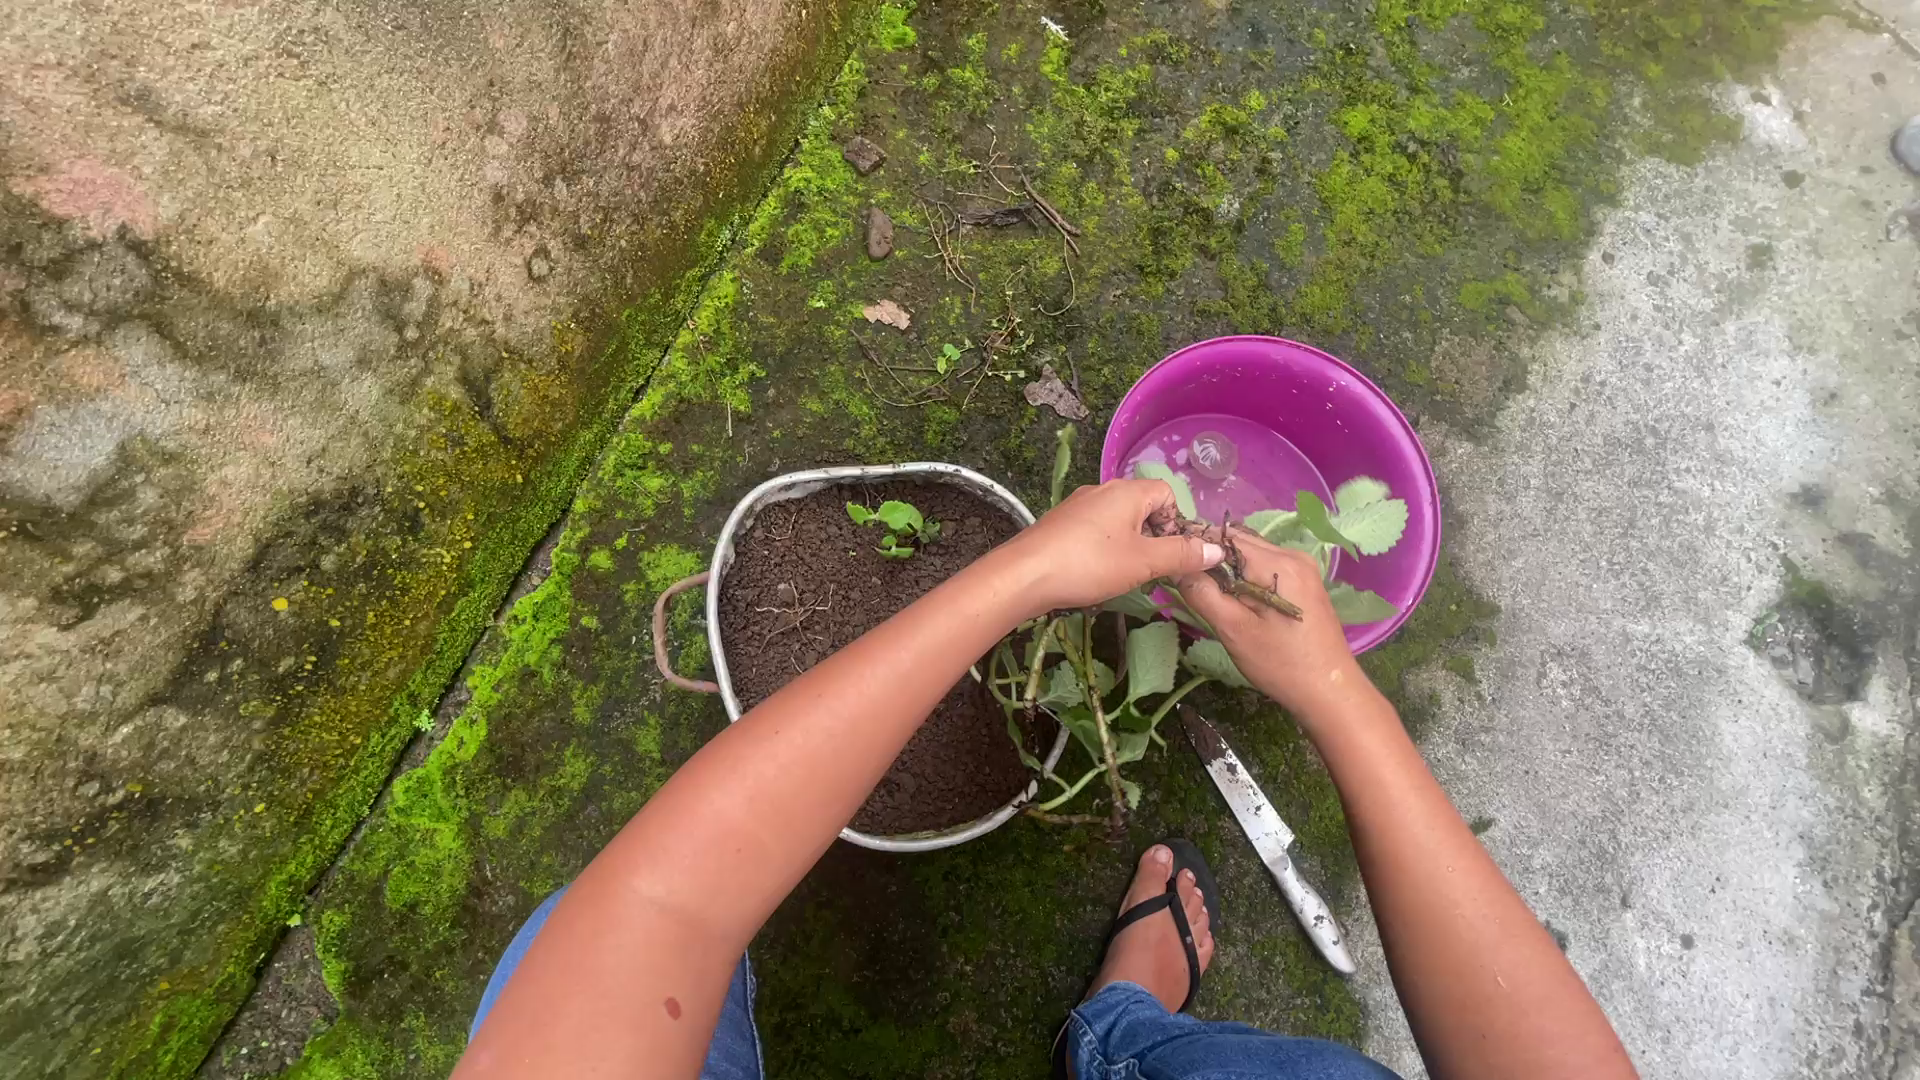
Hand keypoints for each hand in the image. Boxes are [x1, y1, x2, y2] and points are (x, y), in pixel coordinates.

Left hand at [1000, 478, 1223, 614]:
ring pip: (1118, 521)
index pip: (1167, 494)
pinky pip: (1094, 531)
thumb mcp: (1143, 562)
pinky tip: (1094, 573)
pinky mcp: (1060, 523)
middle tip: (1149, 568)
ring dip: (1128, 546)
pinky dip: (1103, 549)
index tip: (1171, 553)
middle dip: (1152, 537)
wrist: (1024, 574)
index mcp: (1127, 491)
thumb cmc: (1089, 564)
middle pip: (1142, 507)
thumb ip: (1181, 554)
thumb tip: (1217, 549)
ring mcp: (1078, 506)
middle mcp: (1102, 490)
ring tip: (1122, 574)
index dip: (1176, 523)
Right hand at [1173, 531, 1375, 725]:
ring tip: (1209, 593)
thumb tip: (1176, 567)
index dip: (1195, 549)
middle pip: (1237, 541)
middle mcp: (1292, 555)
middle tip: (1189, 584)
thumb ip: (1202, 593)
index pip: (1222, 537)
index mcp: (1277, 564)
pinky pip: (1263, 565)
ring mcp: (1301, 567)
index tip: (1174, 568)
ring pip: (1249, 553)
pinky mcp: (1303, 581)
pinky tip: (1235, 598)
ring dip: (1226, 567)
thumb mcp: (1233, 630)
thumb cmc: (1280, 663)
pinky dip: (1243, 574)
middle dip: (1210, 558)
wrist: (1329, 692)